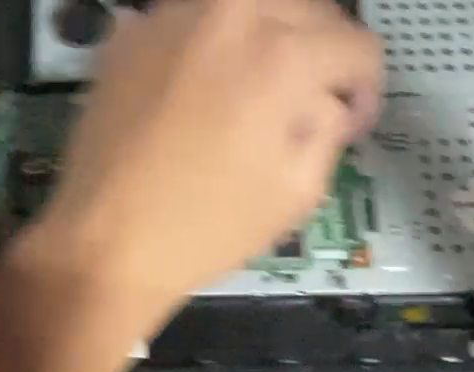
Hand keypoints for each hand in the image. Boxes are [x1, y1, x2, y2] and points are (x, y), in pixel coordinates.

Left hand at [18, 0, 383, 332]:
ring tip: (257, 95)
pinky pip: (193, 21)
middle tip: (310, 107)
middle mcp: (232, 10)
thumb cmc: (208, 231)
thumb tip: (333, 104)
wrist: (107, 246)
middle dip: (320, 56)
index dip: (366, 89)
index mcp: (283, 53)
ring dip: (269, 41)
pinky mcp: (131, 32)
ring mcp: (174, 14)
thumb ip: (329, 133)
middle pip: (306, 10)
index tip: (352, 123)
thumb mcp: (295, 194)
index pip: (356, 45)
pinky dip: (213, 46)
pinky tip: (203, 93)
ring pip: (248, 6)